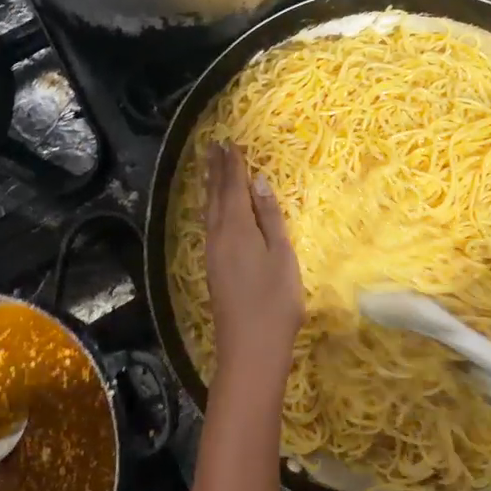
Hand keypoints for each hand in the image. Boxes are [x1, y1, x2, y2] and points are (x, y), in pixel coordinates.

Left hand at [202, 143, 303, 378]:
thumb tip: (259, 183)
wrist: (249, 348)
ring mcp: (212, 253)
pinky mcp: (213, 267)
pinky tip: (213, 209)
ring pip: (208, 210)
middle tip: (214, 145)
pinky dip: (211, 206)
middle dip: (216, 170)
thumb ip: (270, 218)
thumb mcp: (282, 256)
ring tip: (210, 168)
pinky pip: (208, 224)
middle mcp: (218, 235)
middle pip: (215, 195)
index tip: (230, 141)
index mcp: (236, 228)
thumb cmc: (275, 302)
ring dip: (210, 186)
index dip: (233, 164)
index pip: (233, 187)